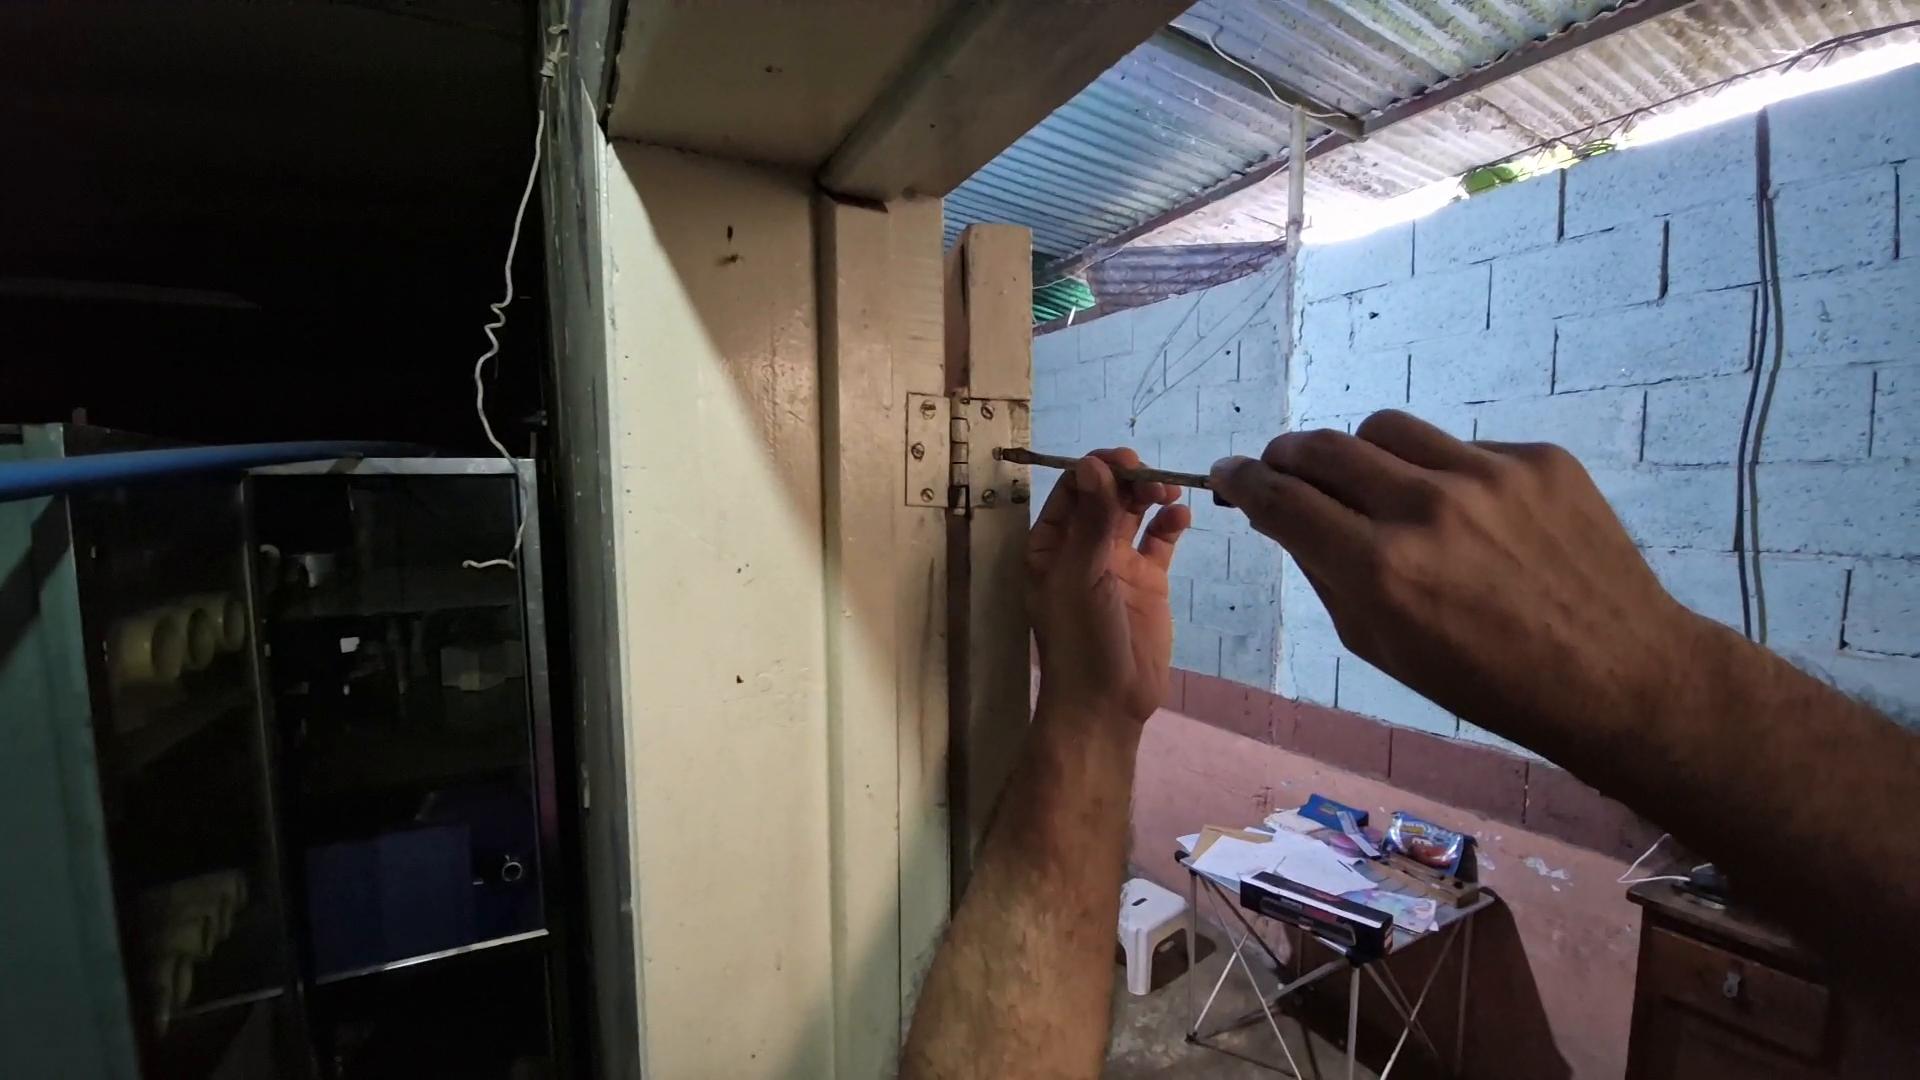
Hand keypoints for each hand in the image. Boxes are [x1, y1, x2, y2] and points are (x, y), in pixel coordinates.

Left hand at [1029, 449, 1189, 726]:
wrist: (1107, 701)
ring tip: (1169, 493)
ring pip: (1134, 514)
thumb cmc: (1080, 638)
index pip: (1074, 490)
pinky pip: (1160, 541)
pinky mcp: (1149, 581)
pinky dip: (1170, 525)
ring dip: (1150, 497)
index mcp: (1051, 543)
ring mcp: (1116, 563)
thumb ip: (1091, 521)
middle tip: (1154, 479)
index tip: (1128, 461)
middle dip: (1129, 481)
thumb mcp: (1080, 575)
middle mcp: (1082, 547)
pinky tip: (1181, 517)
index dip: (1099, 469)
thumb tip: (1093, 464)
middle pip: (1106, 496)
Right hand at [1209, 410, 1700, 753]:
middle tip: (1281, 468)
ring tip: (1372, 485)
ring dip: (1356, 454)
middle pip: (1320, 448)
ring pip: (1382, 428)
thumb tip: (1277, 516)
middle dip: (1284, 456)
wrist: (1617, 673)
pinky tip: (1460, 510)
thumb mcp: (1373, 639)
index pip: (1281, 500)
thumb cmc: (1475, 676)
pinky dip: (1434, 471)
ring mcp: (1487, 476)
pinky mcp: (1537, 460)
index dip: (1241, 480)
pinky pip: (1453, 446)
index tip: (1226, 472)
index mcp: (1378, 568)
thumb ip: (1319, 569)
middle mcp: (1425, 509)